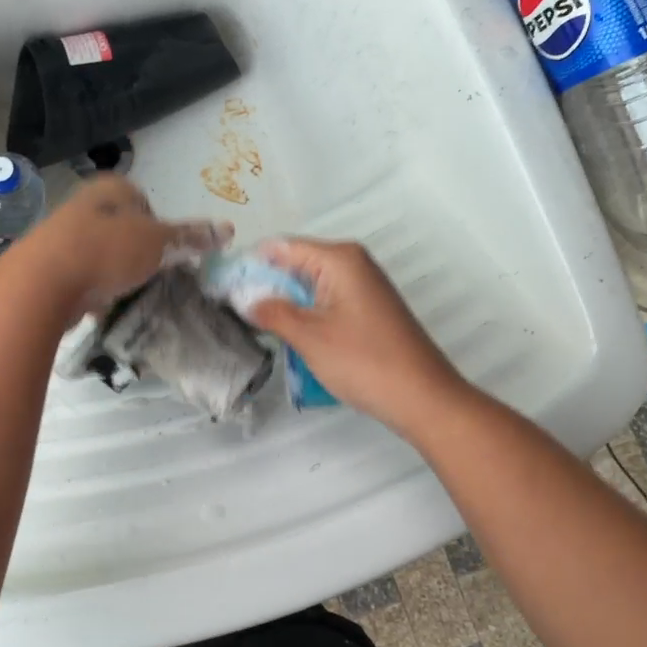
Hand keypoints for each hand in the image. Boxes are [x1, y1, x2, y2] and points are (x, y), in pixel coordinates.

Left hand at [17, 175, 230, 319]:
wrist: (43, 283)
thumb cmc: (106, 250)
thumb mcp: (158, 242)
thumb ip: (190, 237)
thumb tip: (228, 229)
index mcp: (110, 188)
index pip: (143, 201)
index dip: (158, 227)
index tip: (165, 253)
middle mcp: (85, 205)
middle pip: (122, 228)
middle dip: (137, 253)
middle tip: (151, 275)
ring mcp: (64, 236)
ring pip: (102, 254)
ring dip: (115, 273)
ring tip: (126, 292)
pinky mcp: (51, 267)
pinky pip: (83, 277)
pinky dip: (94, 290)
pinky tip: (101, 305)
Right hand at [245, 238, 466, 430]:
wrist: (424, 398)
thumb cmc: (365, 362)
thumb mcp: (309, 336)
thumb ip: (271, 312)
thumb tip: (243, 299)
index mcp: (338, 259)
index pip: (281, 247)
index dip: (250, 264)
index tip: (222, 288)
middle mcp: (352, 263)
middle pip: (295, 263)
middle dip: (266, 284)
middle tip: (234, 310)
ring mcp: (363, 286)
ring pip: (309, 284)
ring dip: (285, 302)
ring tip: (257, 326)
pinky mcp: (367, 308)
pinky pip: (325, 300)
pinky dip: (306, 313)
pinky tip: (291, 336)